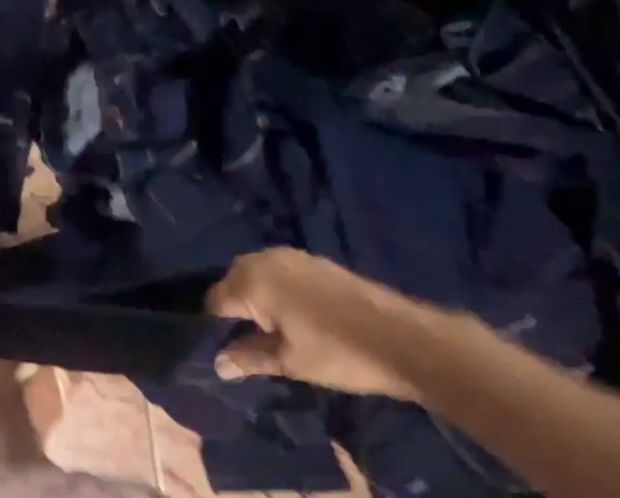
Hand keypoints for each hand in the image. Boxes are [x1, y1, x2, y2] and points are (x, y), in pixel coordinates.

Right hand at [205, 247, 446, 400]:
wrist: (406, 339)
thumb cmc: (339, 353)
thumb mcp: (290, 362)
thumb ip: (249, 358)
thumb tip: (217, 364)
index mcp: (250, 281)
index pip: (214, 300)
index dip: (213, 325)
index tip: (222, 347)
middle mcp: (264, 260)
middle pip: (232, 280)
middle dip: (234, 306)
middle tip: (247, 340)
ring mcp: (292, 256)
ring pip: (256, 272)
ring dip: (256, 295)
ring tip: (271, 328)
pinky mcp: (316, 260)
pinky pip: (280, 270)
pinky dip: (278, 288)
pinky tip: (295, 314)